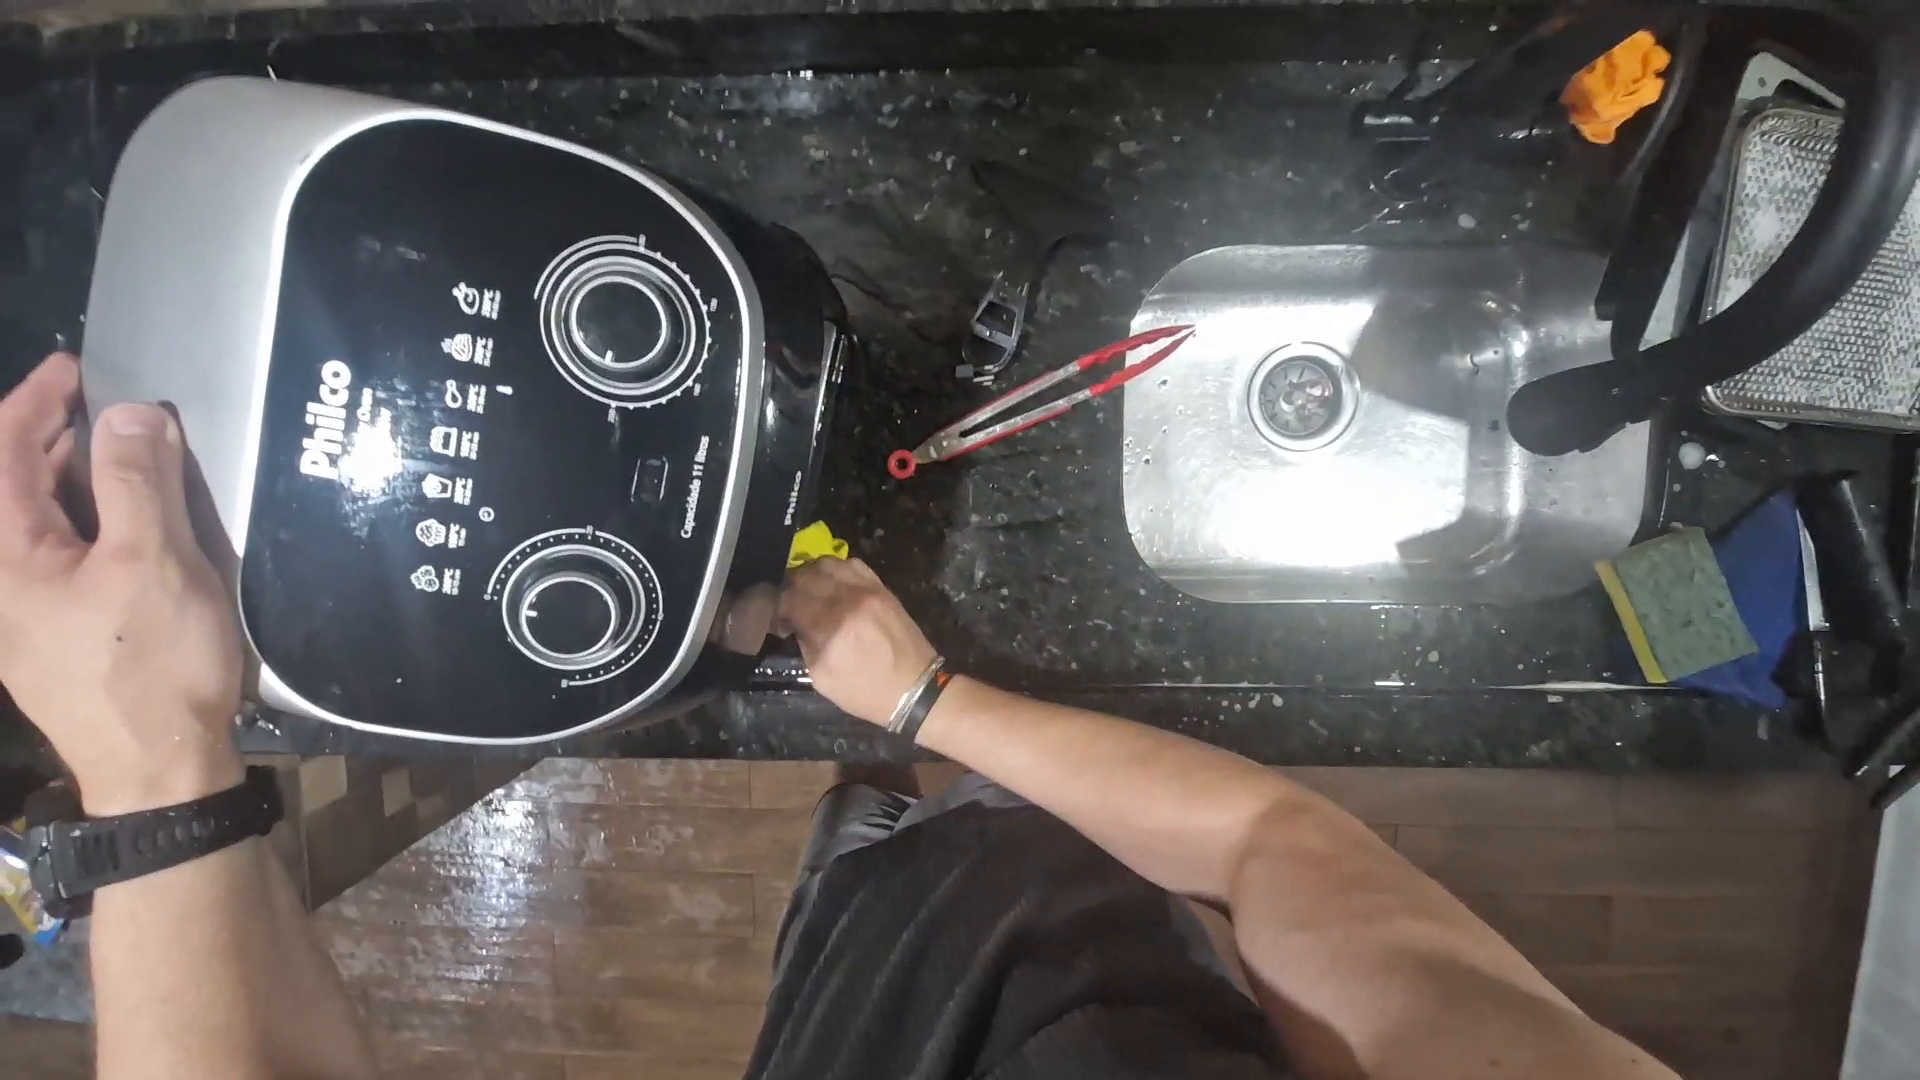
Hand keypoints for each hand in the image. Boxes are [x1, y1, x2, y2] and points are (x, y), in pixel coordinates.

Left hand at [0, 354, 244, 814]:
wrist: (156, 752)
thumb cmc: (153, 657)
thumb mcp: (155, 564)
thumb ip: (138, 485)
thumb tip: (130, 413)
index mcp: (3, 552)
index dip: (32, 403)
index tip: (75, 369)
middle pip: (6, 482)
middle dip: (45, 432)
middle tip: (104, 402)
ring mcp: (21, 601)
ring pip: (33, 516)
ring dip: (67, 472)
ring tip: (118, 445)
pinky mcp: (53, 621)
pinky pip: (58, 546)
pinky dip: (87, 512)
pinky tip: (125, 513)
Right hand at [778, 557, 936, 726]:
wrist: (914, 687)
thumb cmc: (865, 691)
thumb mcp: (822, 678)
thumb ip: (804, 643)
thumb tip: (793, 622)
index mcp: (831, 627)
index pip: (790, 598)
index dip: (777, 608)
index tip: (780, 620)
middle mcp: (849, 600)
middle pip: (805, 575)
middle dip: (791, 588)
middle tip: (791, 604)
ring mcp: (868, 589)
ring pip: (827, 563)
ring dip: (811, 574)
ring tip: (809, 591)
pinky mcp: (882, 587)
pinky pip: (852, 564)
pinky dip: (836, 570)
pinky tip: (832, 586)